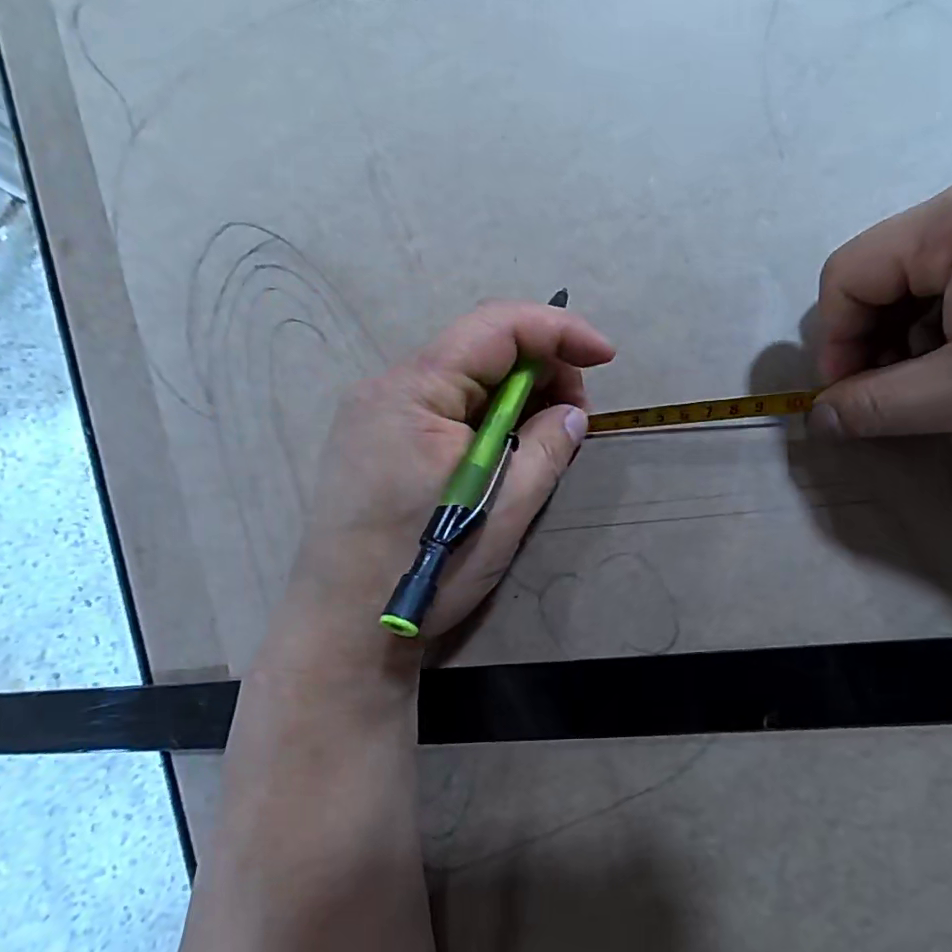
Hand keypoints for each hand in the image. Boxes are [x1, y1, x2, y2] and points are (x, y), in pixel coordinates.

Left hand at [275, 302, 614, 654]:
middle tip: (575, 418)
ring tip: (542, 442)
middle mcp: (386, 388)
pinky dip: (484, 418)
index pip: (495, 327)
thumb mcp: (504, 510)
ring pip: (462, 381)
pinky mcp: (374, 442)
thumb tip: (572, 414)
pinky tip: (501, 453)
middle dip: (540, 370)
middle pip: (478, 349)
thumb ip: (545, 450)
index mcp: (413, 392)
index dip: (559, 329)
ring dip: (514, 398)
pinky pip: (442, 409)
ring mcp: (374, 415)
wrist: (345, 625)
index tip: (605, 356)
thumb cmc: (427, 567)